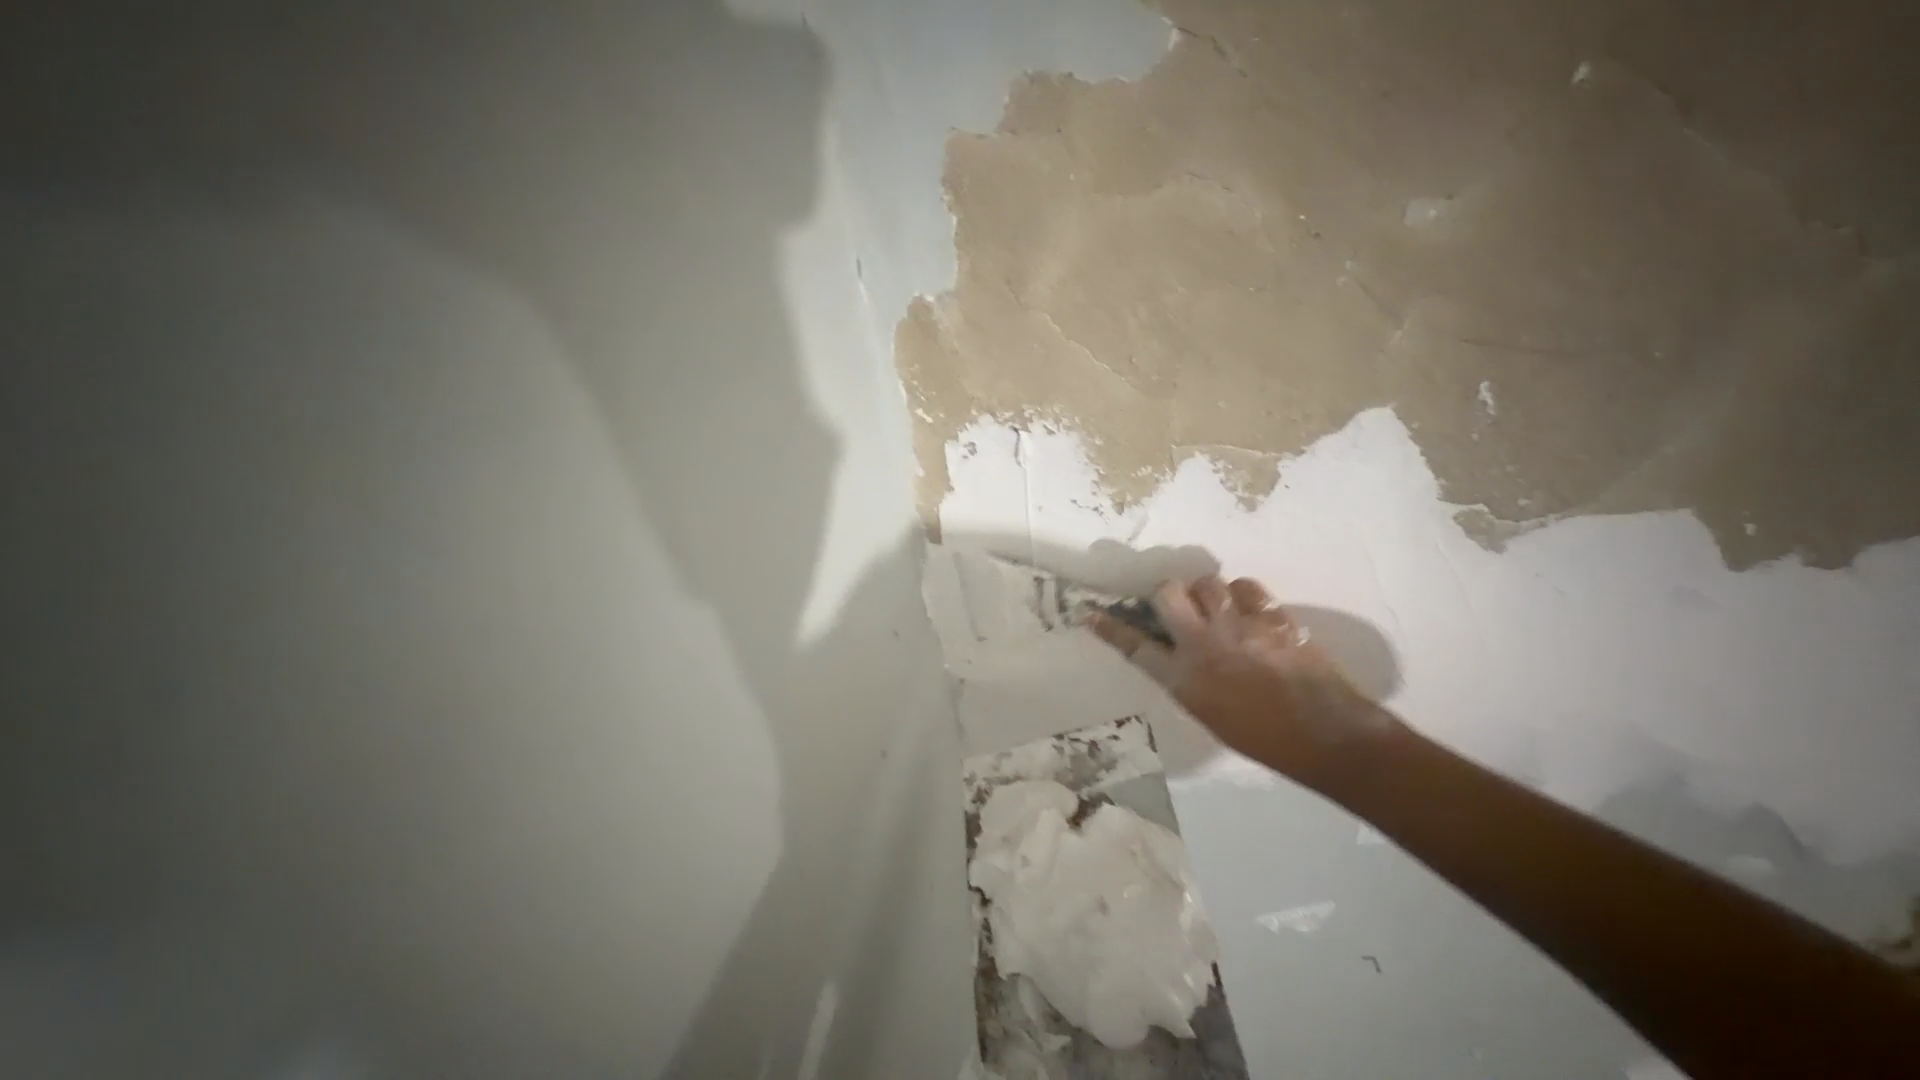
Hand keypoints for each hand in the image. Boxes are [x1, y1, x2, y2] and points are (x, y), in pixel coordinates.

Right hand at [1089, 576, 1396, 788]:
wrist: (1325, 736)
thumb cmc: (1264, 738)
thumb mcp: (1210, 713)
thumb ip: (1188, 678)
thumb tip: (1180, 653)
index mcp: (1183, 680)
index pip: (1135, 646)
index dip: (1110, 628)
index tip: (1090, 613)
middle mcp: (1203, 645)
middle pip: (1167, 593)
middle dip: (1168, 594)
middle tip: (1178, 605)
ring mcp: (1239, 626)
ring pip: (1207, 583)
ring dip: (1207, 593)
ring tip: (1219, 608)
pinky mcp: (1272, 616)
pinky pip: (1246, 587)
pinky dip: (1242, 595)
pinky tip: (1249, 610)